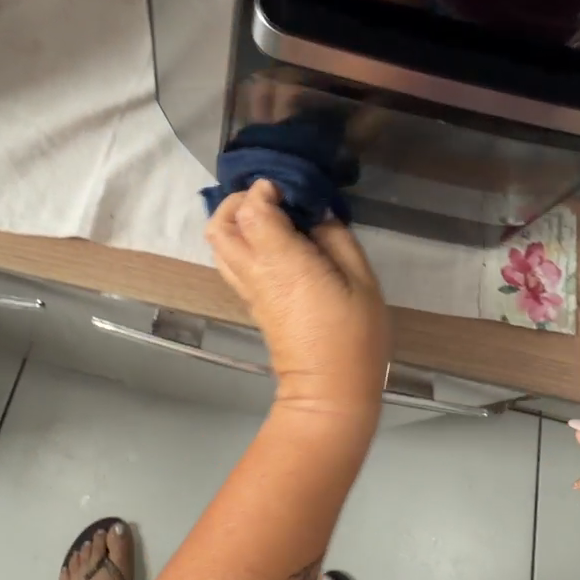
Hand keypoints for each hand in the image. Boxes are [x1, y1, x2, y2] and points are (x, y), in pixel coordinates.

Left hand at [205, 182, 391, 422]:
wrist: (330, 392)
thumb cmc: (354, 336)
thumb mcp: (361, 280)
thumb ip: (336, 238)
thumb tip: (317, 215)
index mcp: (281, 262)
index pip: (251, 211)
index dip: (264, 190)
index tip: (291, 187)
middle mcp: (255, 272)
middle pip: (220, 225)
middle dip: (238, 200)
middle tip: (272, 196)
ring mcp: (248, 290)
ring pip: (218, 245)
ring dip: (234, 221)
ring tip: (270, 215)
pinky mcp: (251, 303)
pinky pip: (231, 262)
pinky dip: (241, 241)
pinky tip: (272, 241)